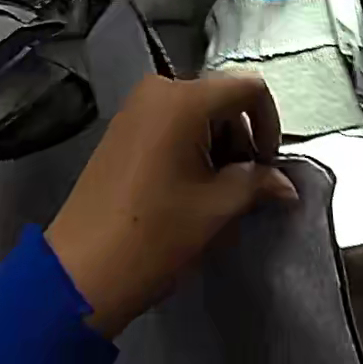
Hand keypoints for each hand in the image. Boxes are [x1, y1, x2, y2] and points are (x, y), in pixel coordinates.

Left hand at [45, 73, 298, 336]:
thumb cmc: (154, 234)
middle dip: (242, 137)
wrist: (77, 274)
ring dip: (218, 143)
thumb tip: (285, 184)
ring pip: (198, 110)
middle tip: (245, 182)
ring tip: (217, 189)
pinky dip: (192, 143)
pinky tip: (190, 183)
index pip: (249, 88)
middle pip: (222, 98)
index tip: (269, 163)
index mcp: (185, 99)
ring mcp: (137, 106)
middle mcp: (160, 89)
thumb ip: (258, 183)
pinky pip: (172, 120)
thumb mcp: (217, 208)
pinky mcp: (123, 126)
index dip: (270, 122)